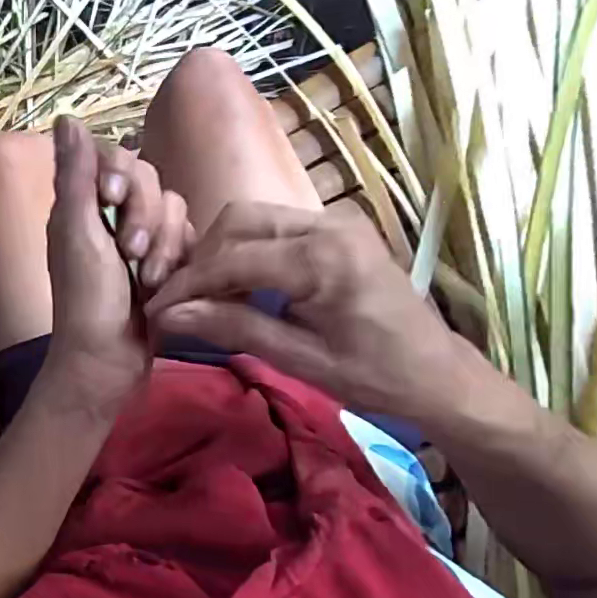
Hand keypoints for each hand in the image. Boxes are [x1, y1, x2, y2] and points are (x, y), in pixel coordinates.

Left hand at [43, 116, 191, 405]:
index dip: (121, 173)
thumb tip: (65, 117)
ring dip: (163, 245)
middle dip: (144, 216)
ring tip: (149, 280)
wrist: (110, 361)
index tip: (110, 200)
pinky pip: (188, 238)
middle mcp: (112, 215)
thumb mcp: (78, 234)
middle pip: (150, 180)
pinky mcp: (166, 261)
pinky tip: (166, 285)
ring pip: (174, 209)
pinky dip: (179, 260)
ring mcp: (141, 238)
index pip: (116, 156)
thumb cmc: (86, 300)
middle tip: (130, 254)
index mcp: (83, 204)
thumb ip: (76, 175)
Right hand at [144, 202, 513, 426]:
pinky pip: (276, 228)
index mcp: (323, 258)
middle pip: (239, 221)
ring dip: (222, 253)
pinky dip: (248, 252)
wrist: (440, 375)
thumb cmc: (377, 378)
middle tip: (179, 301)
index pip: (233, 258)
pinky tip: (238, 285)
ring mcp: (335, 221)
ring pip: (255, 219)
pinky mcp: (337, 230)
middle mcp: (328, 224)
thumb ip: (235, 328)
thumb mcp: (302, 360)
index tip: (156, 309)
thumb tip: (171, 314)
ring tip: (203, 296)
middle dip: (202, 260)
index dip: (188, 284)